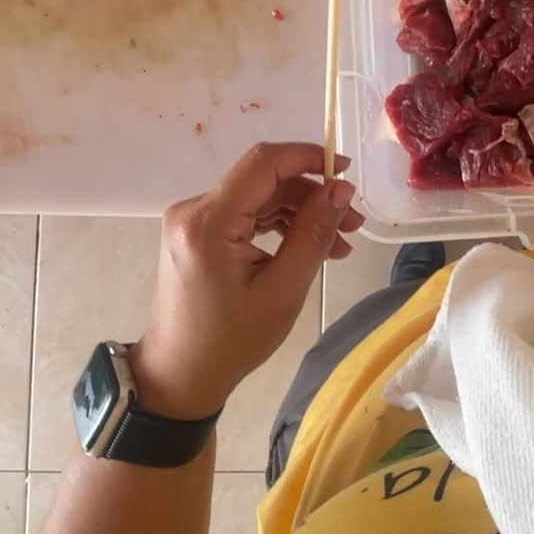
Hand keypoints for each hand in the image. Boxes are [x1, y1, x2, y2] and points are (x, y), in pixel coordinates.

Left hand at [133, 143, 364, 420]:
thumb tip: (341, 189)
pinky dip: (280, 225)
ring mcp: (193, 220)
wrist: (179, 376)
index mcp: (208, 222)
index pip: (263, 163)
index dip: (309, 157)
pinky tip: (310, 246)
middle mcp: (194, 210)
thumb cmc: (231, 341)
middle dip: (312, 194)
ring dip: (301, 212)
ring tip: (339, 241)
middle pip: (264, 180)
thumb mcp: (283, 290)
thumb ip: (313, 233)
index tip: (347, 171)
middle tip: (354, 222)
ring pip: (259, 196)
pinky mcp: (198, 233)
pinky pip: (247, 214)